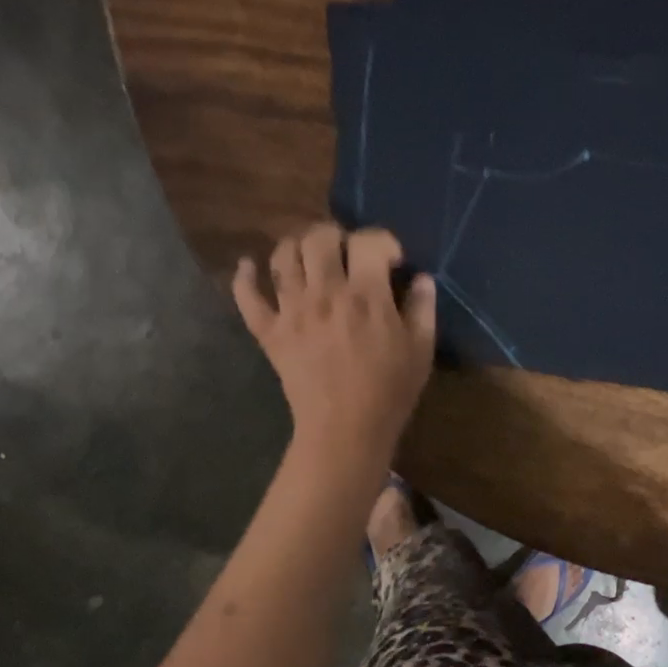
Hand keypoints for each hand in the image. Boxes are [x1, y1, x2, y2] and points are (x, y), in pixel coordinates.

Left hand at [234, 223, 435, 462]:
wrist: (345, 431)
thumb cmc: (389, 393)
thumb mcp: (421, 351)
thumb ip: (422, 309)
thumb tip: (422, 279)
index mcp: (366, 295)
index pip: (368, 241)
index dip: (382, 241)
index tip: (391, 260)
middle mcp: (325, 293)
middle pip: (318, 238)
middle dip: (334, 235)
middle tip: (344, 253)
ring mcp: (292, 311)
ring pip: (282, 256)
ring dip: (295, 247)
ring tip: (307, 258)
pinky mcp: (270, 332)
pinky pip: (247, 297)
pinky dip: (244, 277)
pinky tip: (249, 266)